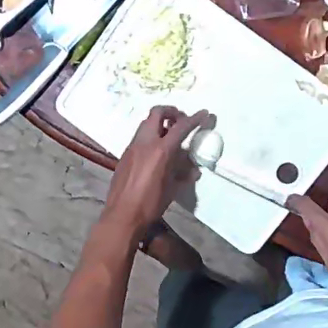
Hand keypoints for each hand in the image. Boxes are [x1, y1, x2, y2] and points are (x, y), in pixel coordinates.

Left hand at [101, 106, 209, 242]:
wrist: (123, 215)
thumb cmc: (151, 204)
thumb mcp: (173, 189)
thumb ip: (184, 175)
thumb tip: (194, 170)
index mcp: (161, 150)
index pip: (181, 127)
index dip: (195, 118)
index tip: (204, 113)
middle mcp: (145, 143)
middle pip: (157, 113)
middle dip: (172, 112)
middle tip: (181, 121)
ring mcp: (132, 147)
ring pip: (146, 123)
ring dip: (160, 123)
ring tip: (170, 137)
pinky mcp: (125, 155)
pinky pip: (139, 137)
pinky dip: (150, 136)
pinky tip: (156, 153)